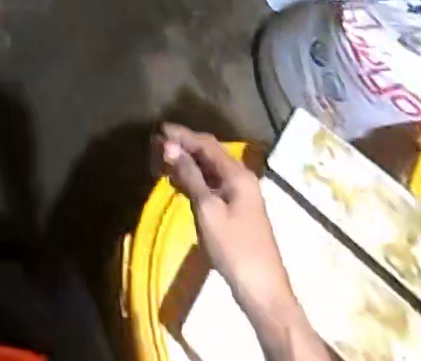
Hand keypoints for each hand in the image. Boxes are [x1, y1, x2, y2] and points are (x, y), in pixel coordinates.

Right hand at [160, 124, 327, 360]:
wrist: (263, 291)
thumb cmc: (234, 248)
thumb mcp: (208, 210)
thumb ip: (190, 176)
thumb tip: (170, 147)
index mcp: (237, 174)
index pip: (206, 144)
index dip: (182, 135)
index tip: (159, 129)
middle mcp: (241, 178)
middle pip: (209, 152)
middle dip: (184, 145)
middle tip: (157, 142)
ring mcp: (240, 194)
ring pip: (210, 167)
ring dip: (188, 160)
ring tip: (163, 158)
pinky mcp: (236, 209)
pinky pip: (212, 182)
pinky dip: (195, 177)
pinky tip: (179, 180)